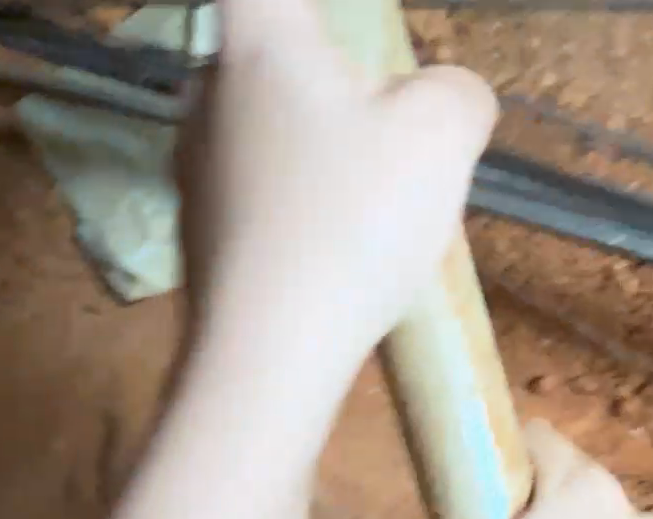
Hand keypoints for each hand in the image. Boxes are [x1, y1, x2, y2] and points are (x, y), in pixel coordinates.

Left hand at [178, 0, 495, 392]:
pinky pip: (259, 194)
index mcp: (259, 39)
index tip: (354, 37)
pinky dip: (298, 208)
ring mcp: (195, 166)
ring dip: (318, 150)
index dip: (322, 11)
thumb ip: (457, 95)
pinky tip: (333, 257)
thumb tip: (452, 98)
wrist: (272, 351)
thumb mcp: (441, 139)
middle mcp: (207, 90)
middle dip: (332, 80)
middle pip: (273, 51)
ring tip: (368, 213)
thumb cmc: (353, 226)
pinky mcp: (199, 231)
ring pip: (267, 129)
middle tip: (387, 135)